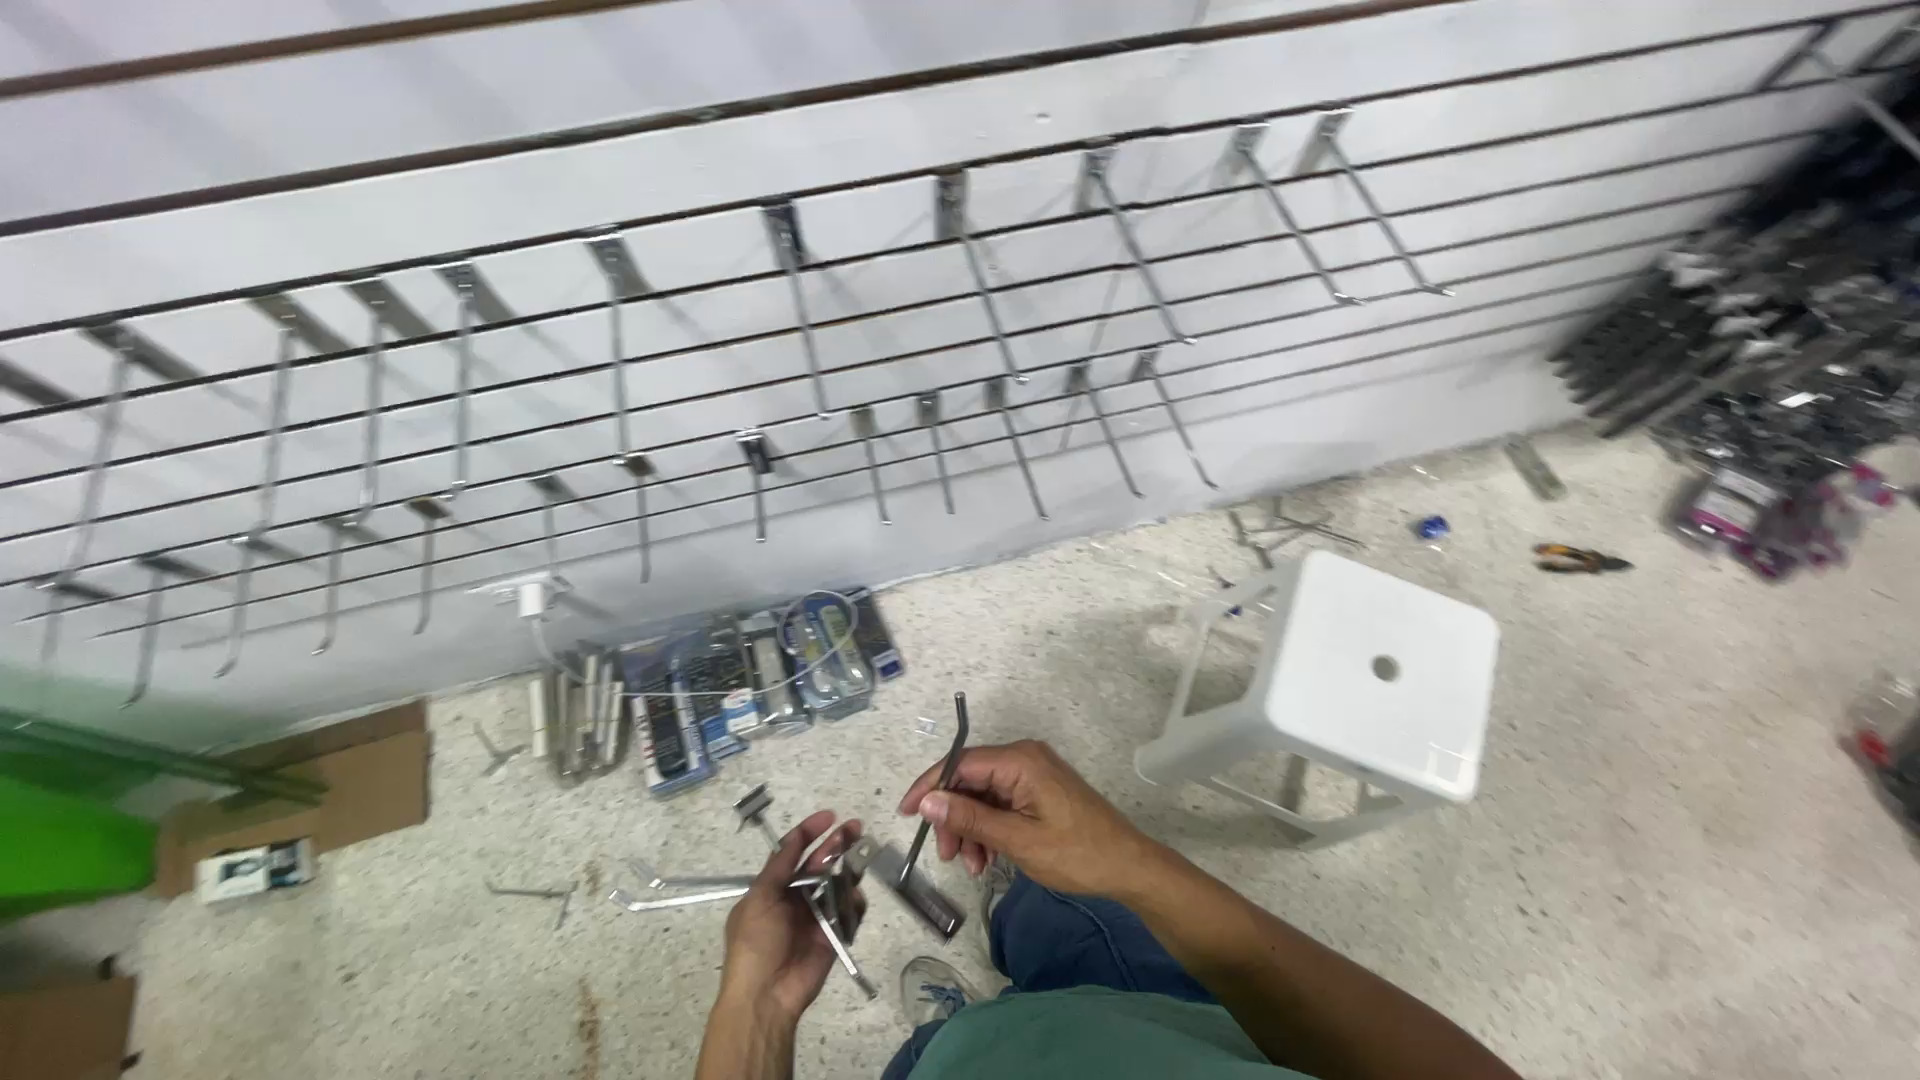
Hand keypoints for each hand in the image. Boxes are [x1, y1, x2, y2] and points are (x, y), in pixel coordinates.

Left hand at [716, 810, 864, 1025]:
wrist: (766, 995)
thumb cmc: (755, 943)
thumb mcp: (759, 899)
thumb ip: (779, 866)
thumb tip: (795, 837)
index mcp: (773, 887)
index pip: (793, 851)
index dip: (809, 831)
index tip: (829, 816)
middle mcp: (795, 897)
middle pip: (820, 863)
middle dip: (837, 844)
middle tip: (856, 828)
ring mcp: (816, 915)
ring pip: (838, 883)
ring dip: (849, 867)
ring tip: (861, 855)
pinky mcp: (833, 934)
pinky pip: (849, 912)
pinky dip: (855, 901)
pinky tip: (855, 895)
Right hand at [896, 739, 1167, 898]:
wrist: (1128, 866)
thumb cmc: (1075, 853)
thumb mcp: (1017, 840)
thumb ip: (970, 819)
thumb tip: (926, 802)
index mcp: (1019, 760)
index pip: (960, 763)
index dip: (929, 787)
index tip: (907, 814)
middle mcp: (1023, 757)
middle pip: (969, 780)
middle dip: (953, 817)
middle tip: (948, 856)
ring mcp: (1032, 773)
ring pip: (982, 795)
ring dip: (970, 828)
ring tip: (973, 866)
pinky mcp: (1038, 790)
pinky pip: (1000, 803)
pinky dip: (989, 828)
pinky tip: (987, 858)